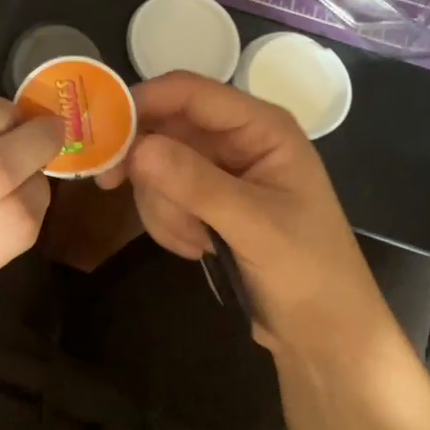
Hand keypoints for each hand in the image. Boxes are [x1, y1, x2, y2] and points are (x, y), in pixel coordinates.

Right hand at [96, 72, 389, 350]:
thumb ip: (197, 184)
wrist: (326, 337)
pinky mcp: (203, 199)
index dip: (144, 101)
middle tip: (111, 183)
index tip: (103, 129)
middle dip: (145, 161)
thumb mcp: (256, 226)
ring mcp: (217, 169)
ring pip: (155, 162)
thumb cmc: (309, 273)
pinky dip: (166, 221)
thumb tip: (138, 148)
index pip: (190, 92)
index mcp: (261, 127)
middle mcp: (235, 138)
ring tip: (194, 239)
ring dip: (161, 202)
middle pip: (164, 125)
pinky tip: (196, 247)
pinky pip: (159, 193)